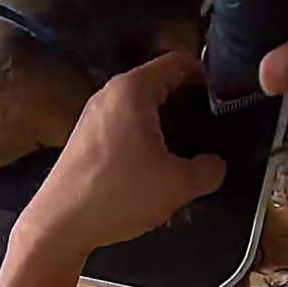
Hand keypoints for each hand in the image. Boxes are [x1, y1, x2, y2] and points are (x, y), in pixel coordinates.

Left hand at [11, 51, 226, 259]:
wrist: (61, 224)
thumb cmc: (120, 194)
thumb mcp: (178, 185)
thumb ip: (209, 171)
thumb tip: (217, 164)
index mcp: (133, 90)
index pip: (178, 62)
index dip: (208, 75)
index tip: (226, 98)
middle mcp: (111, 93)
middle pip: (161, 84)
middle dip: (190, 102)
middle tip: (215, 128)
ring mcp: (95, 115)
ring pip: (143, 108)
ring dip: (169, 124)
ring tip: (192, 149)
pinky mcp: (88, 138)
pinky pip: (127, 126)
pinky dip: (148, 137)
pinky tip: (159, 165)